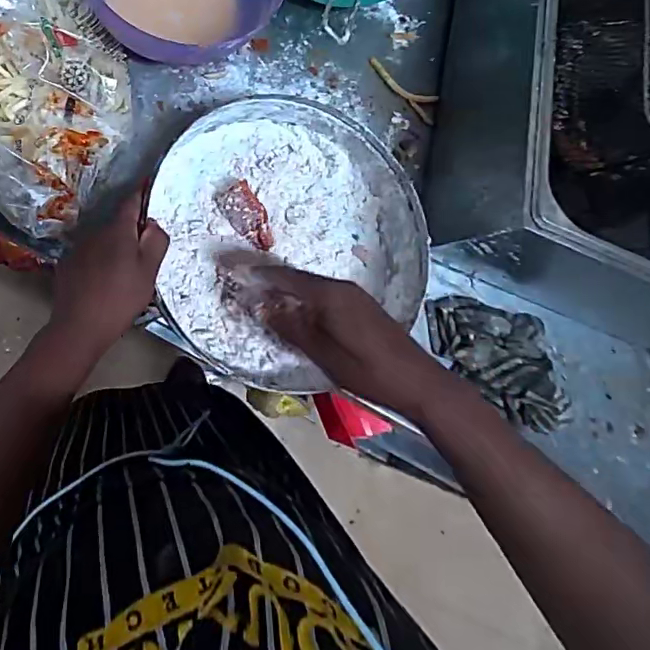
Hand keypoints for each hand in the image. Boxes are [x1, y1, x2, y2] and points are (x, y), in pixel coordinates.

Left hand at [48, 189, 169, 351]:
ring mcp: (77, 247)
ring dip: (114, 245)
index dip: (142, 192)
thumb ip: (156, 241)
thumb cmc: (120, 298)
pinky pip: (89, 254)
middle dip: (130, 228)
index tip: (149, 185)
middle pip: (117, 222)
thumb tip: (152, 223)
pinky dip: (99, 259)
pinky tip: (103, 280)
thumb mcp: (149, 271)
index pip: (131, 200)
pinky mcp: (67, 263)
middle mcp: (95, 231)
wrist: (79, 326)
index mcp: (118, 229)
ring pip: (102, 239)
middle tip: (144, 250)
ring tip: (124, 269)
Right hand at [234, 262, 455, 420]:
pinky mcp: (360, 308)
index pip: (284, 276)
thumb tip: (260, 305)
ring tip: (259, 296)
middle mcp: (341, 288)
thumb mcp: (323, 353)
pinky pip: (322, 296)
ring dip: (284, 290)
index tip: (231, 266)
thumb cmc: (369, 371)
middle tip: (240, 280)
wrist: (419, 382)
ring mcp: (353, 296)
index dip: (255, 272)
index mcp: (330, 295)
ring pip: (309, 287)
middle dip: (267, 280)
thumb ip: (290, 326)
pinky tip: (292, 311)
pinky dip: (302, 299)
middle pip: (296, 278)